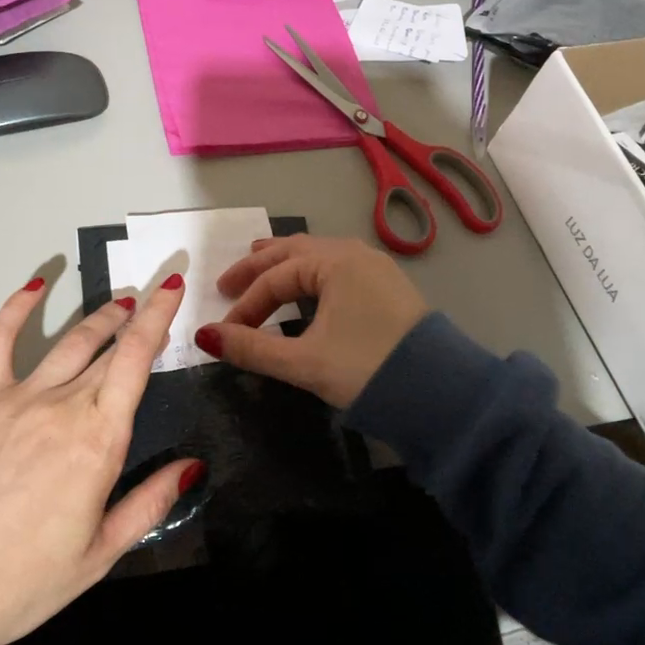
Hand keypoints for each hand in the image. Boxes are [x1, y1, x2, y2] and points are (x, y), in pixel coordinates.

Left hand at [0, 275, 200, 644]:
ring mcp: (15, 400)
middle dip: (136, 317)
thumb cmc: (21, 584)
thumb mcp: (99, 556)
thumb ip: (149, 504)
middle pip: (108, 349)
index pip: (136, 360)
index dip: (158, 317)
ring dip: (97, 317)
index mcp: (98, 441)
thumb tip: (194, 467)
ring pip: (67, 343)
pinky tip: (34, 286)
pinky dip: (15, 309)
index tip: (171, 288)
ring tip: (117, 302)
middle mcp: (61, 407)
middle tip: (154, 296)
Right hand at [195, 235, 428, 407]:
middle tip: (228, 283)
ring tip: (261, 273)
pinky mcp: (387, 288)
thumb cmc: (366, 368)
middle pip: (294, 253)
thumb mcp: (304, 361)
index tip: (225, 331)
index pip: (276, 277)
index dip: (245, 304)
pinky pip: (337, 270)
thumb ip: (253, 348)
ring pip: (318, 259)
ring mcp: (375, 269)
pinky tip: (305, 291)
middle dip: (259, 268)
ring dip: (285, 267)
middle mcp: (355, 254)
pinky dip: (311, 277)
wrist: (439, 392)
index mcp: (335, 262)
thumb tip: (205, 337)